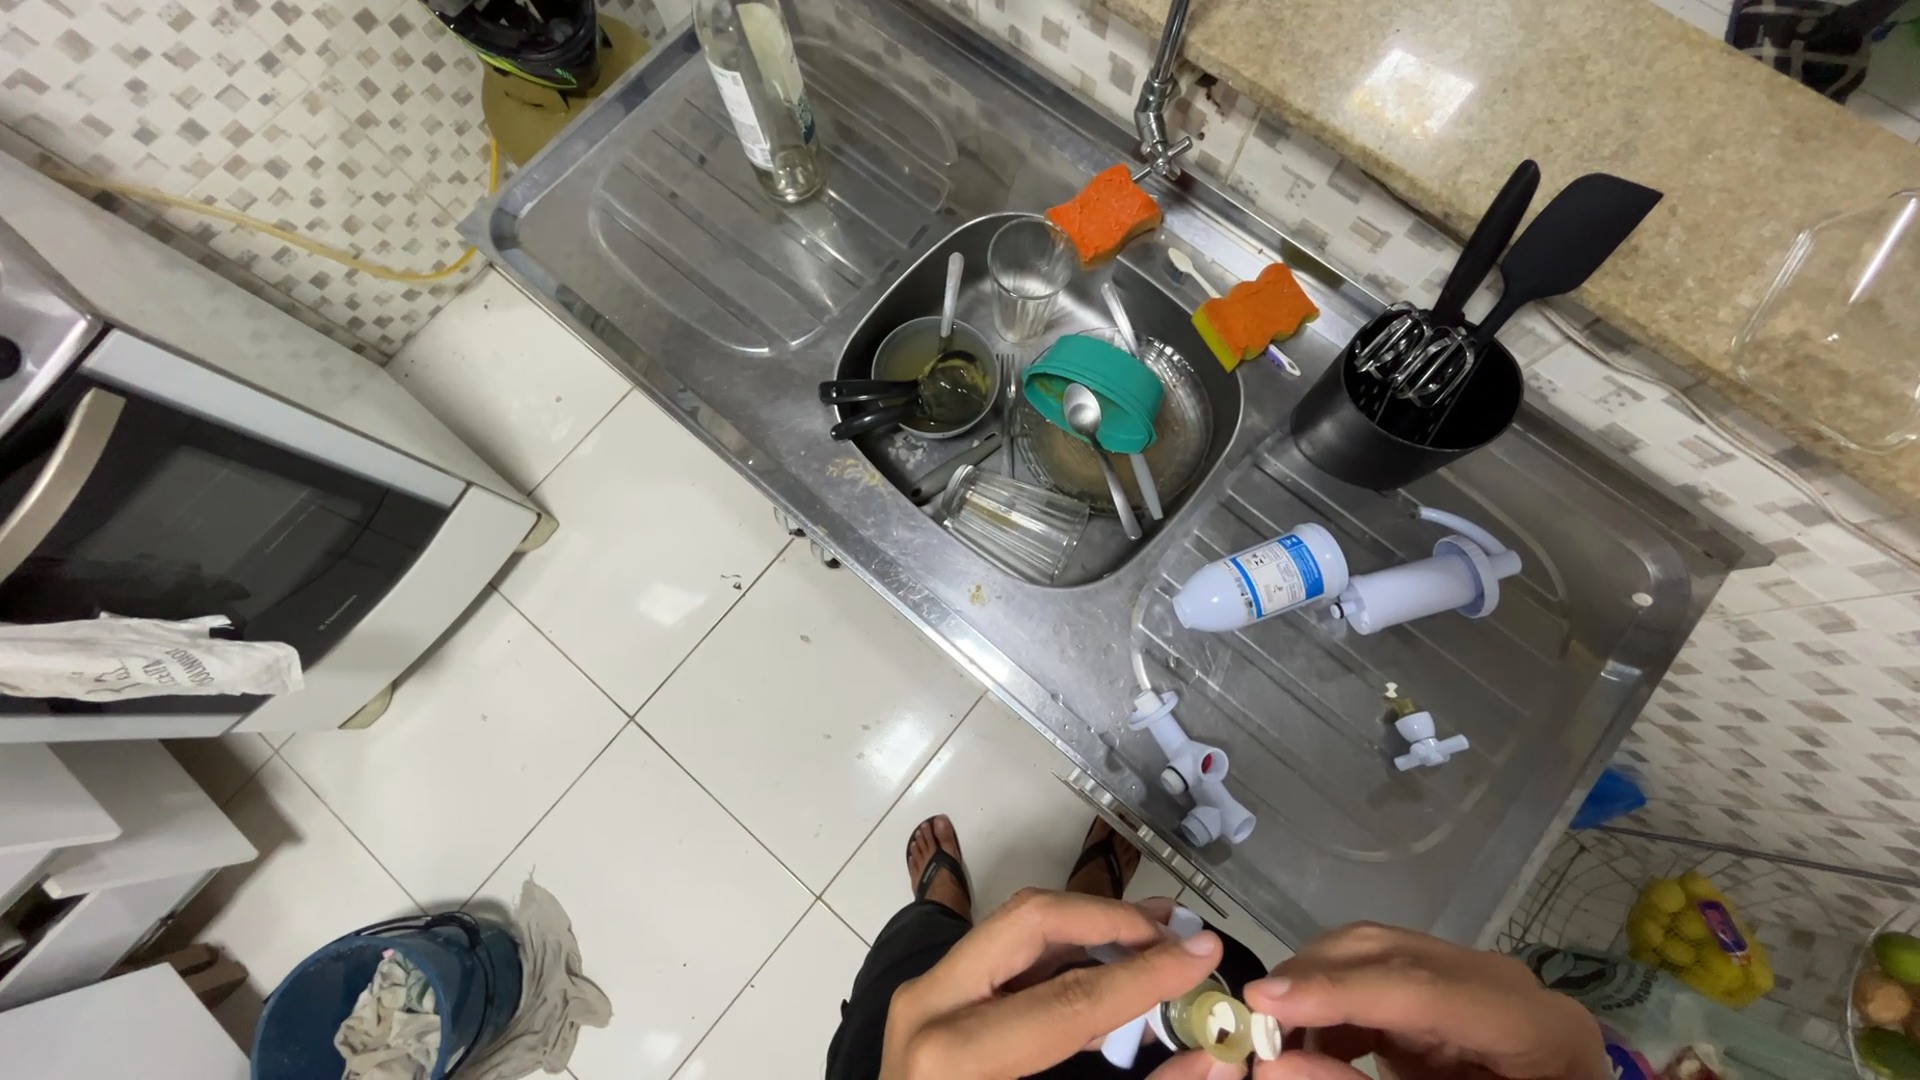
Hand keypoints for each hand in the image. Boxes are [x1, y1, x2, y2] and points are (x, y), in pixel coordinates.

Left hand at [881, 888, 1244, 1079]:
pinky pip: (1011, 952)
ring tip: (1157, 928)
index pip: (1067, 999)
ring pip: (1020, 924)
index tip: (1203, 951)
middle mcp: (931, 1002)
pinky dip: (1067, 949)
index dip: (1143, 975)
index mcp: (953, 1054)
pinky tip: (1112, 956)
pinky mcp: (939, 989)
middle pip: (1031, 922)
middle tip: (1175, 929)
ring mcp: (930, 989)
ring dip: (1093, 924)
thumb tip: (1210, 1058)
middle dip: (1111, 920)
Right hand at [1246, 923, 1605, 1079]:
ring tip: (1273, 1035)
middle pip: (1386, 954)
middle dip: (1310, 980)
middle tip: (1252, 1020)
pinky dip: (1333, 1010)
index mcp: (1533, 1025)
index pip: (1420, 987)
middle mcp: (1499, 982)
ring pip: (1368, 954)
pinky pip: (1371, 981)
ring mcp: (1469, 980)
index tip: (1261, 1000)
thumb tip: (1271, 1066)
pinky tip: (1310, 1042)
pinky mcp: (1442, 990)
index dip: (1337, 991)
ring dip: (1312, 990)